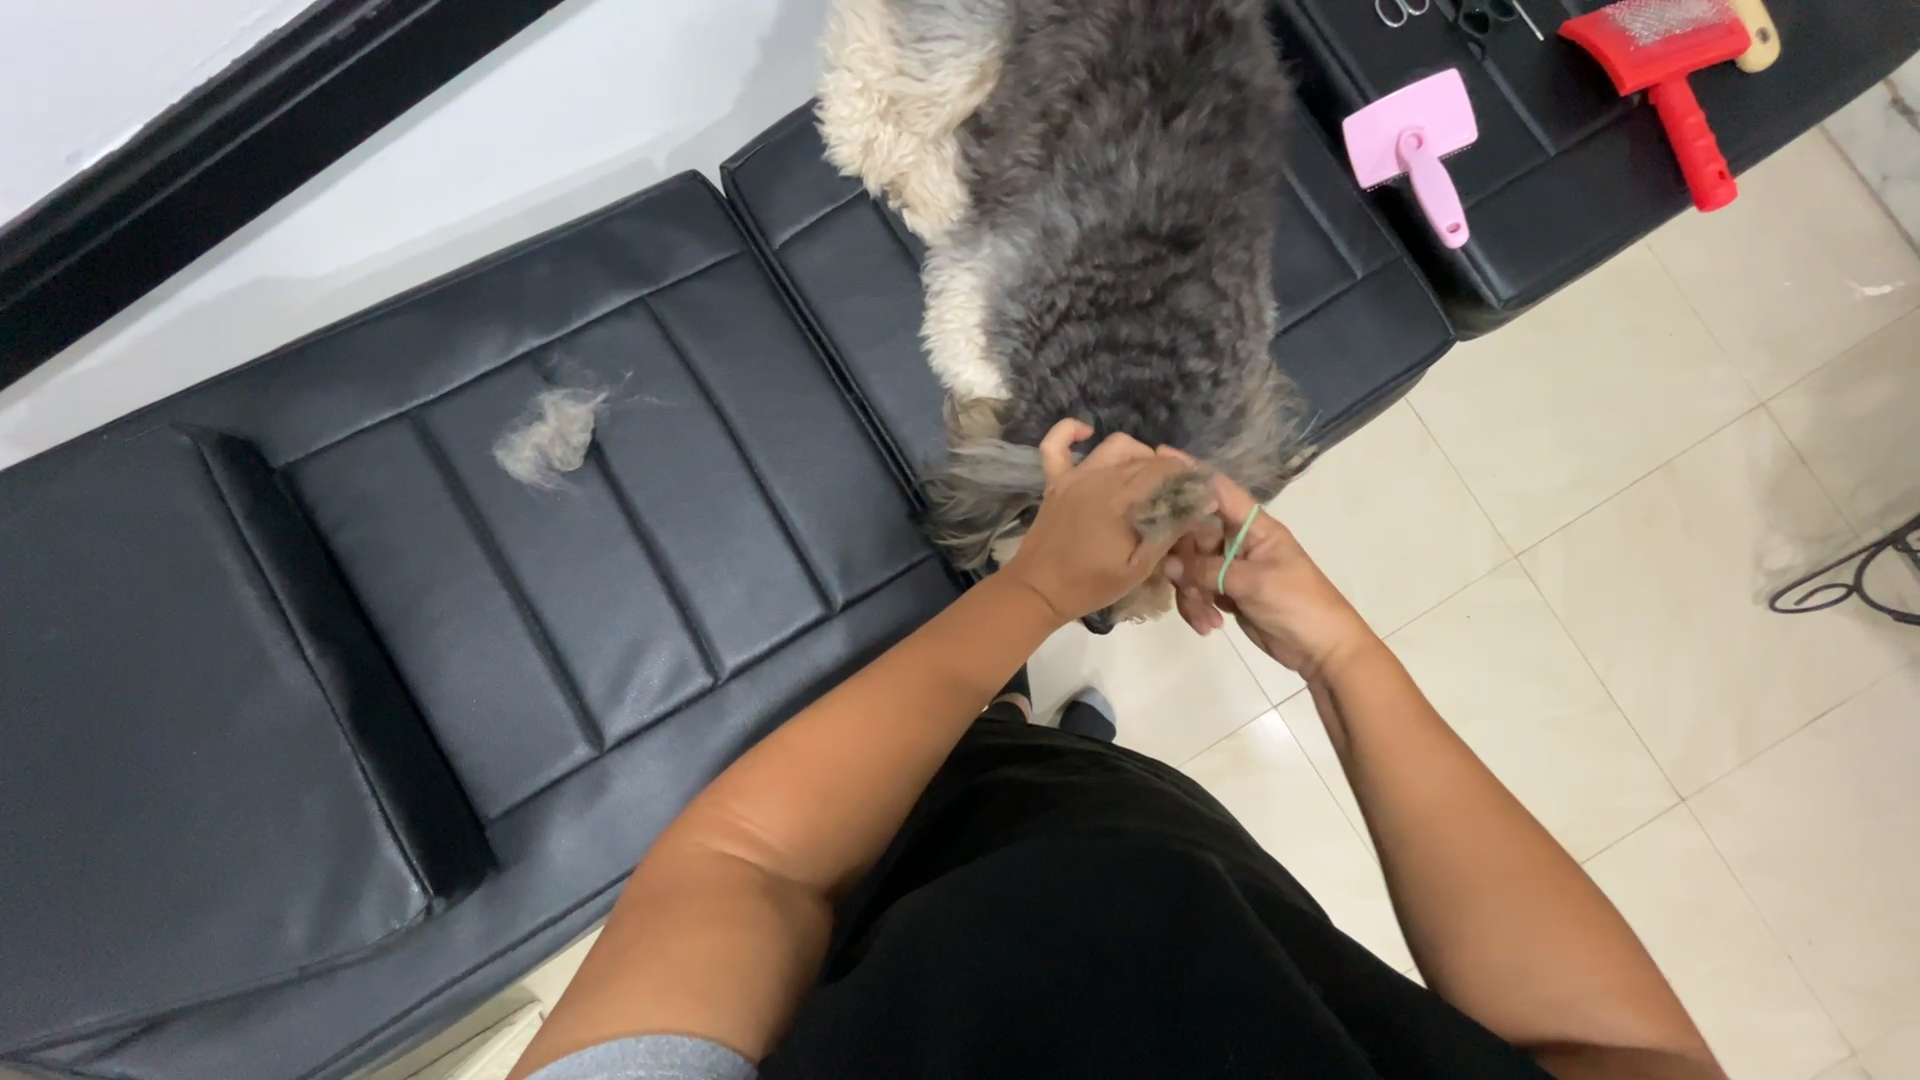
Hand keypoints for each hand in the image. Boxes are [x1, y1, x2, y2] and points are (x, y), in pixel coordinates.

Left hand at [998, 419, 1203, 626]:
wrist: (1038, 590)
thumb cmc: (1090, 585)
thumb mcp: (1138, 567)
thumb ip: (1168, 530)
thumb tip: (1200, 502)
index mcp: (1120, 500)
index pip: (1164, 470)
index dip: (1187, 476)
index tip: (1199, 491)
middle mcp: (1098, 478)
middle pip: (1144, 459)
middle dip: (1168, 469)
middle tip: (1179, 492)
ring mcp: (1073, 476)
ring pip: (1115, 446)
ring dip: (1137, 454)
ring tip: (1148, 476)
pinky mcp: (1054, 481)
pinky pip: (1055, 444)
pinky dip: (1071, 432)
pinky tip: (1087, 432)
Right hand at [1161, 471, 1376, 680]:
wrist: (1321, 648)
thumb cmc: (1298, 603)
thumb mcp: (1253, 583)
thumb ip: (1207, 570)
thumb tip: (1167, 565)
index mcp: (1254, 527)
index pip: (1219, 490)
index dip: (1190, 473)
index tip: (1159, 455)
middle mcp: (1237, 541)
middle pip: (1192, 534)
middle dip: (1181, 561)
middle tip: (1177, 580)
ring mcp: (1229, 567)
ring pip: (1189, 568)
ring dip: (1191, 594)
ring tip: (1206, 618)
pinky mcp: (1224, 592)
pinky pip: (1195, 591)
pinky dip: (1196, 608)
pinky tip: (1209, 627)